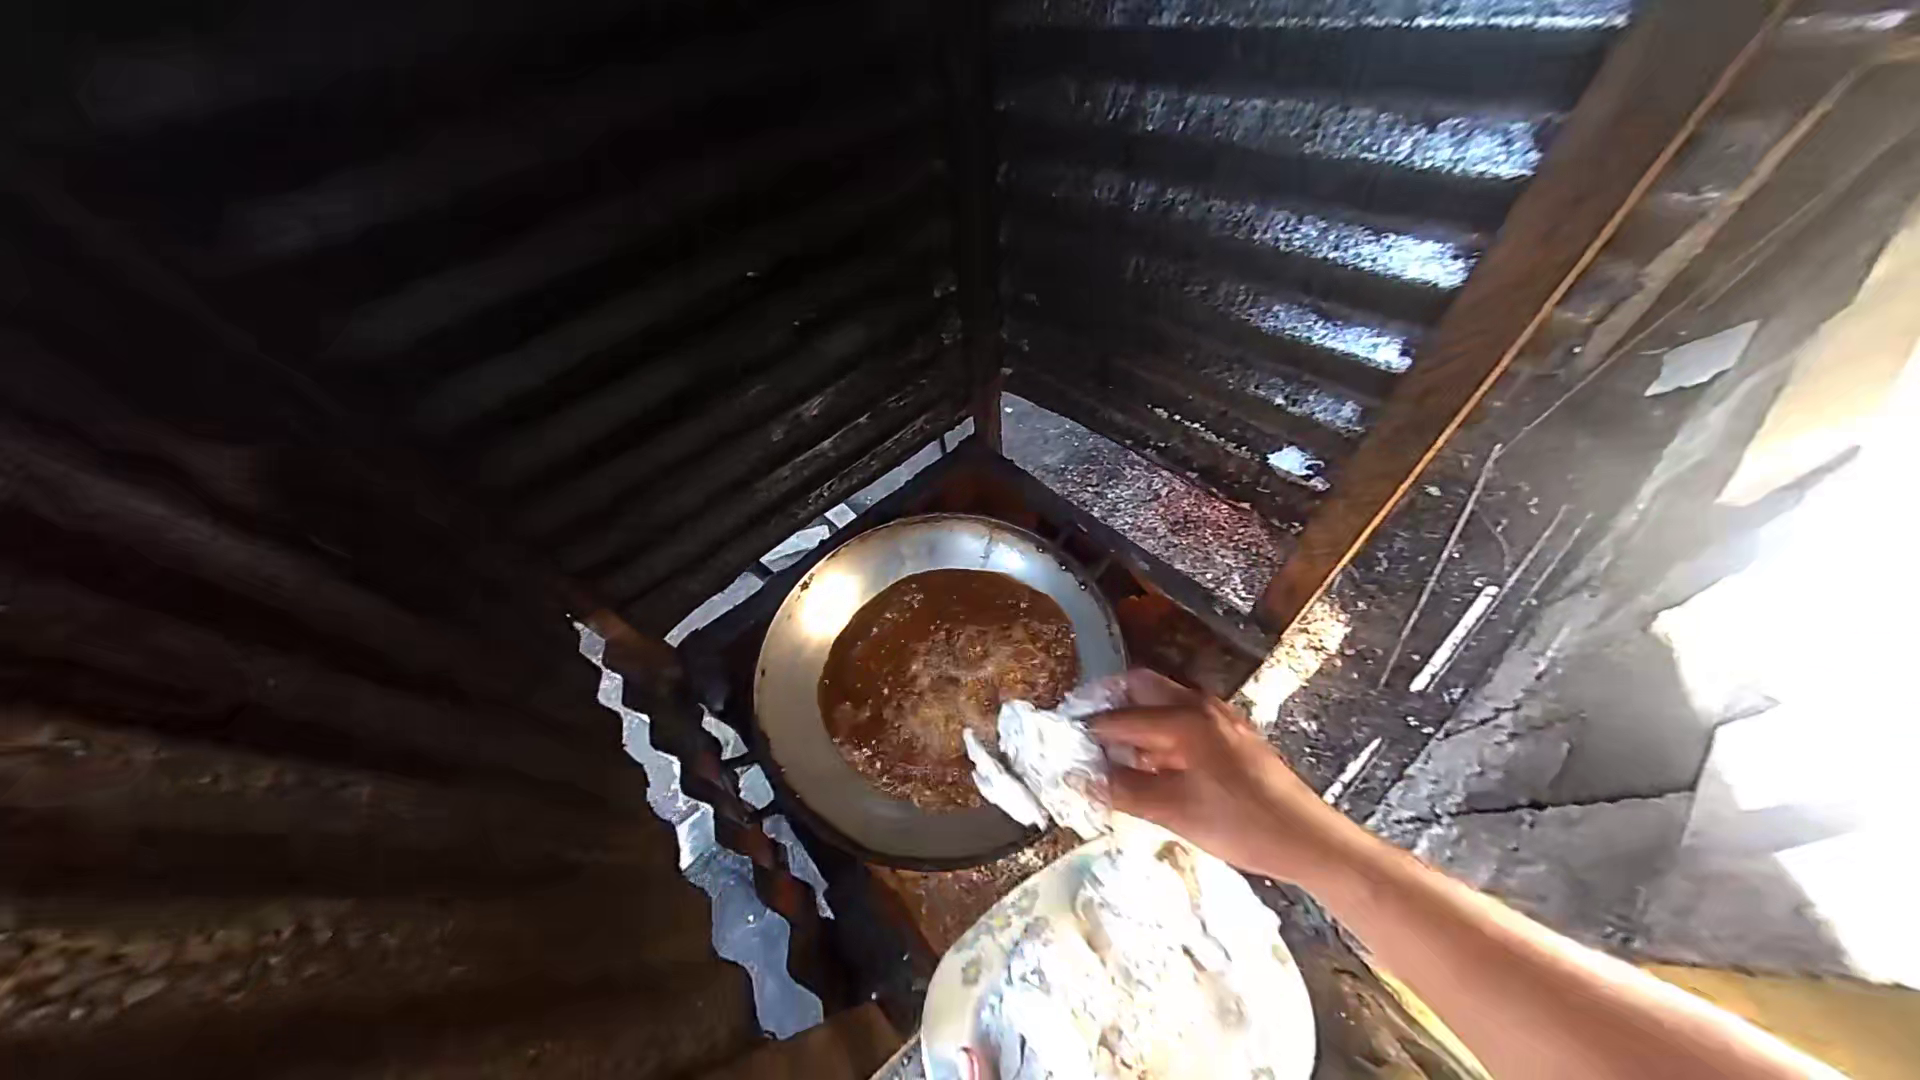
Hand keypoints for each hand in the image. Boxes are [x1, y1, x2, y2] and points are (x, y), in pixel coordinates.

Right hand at [1090, 670, 1362, 885]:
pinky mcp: (1230, 733)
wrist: (1309, 839)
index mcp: (1184, 719)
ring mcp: (1218, 716)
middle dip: (1109, 703)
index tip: (1066, 740)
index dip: (1090, 730)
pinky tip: (1151, 763)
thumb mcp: (1174, 811)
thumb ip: (1122, 790)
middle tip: (1086, 730)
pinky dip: (1157, 731)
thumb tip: (1078, 777)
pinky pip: (1181, 717)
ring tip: (1114, 751)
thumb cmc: (1241, 824)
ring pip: (1161, 701)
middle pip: (1141, 686)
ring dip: (1134, 717)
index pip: (1122, 717)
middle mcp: (1200, 706)